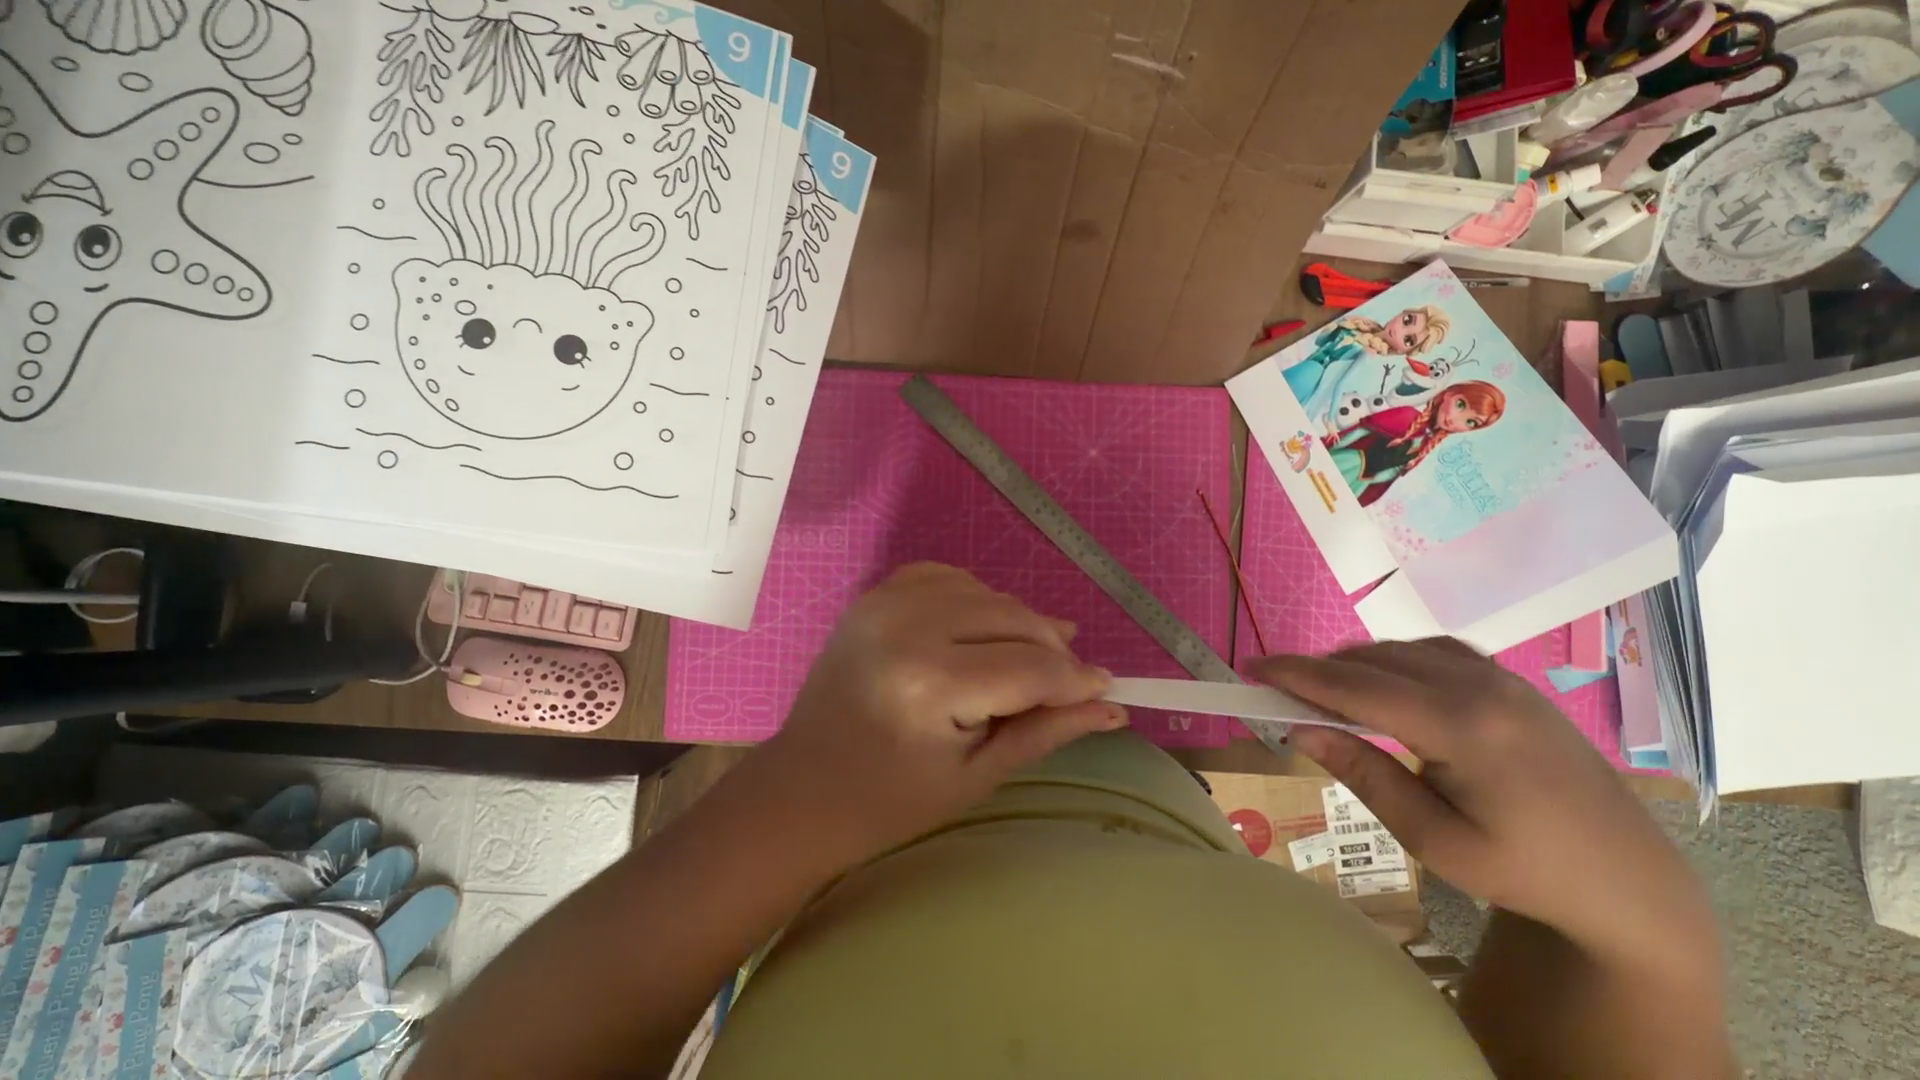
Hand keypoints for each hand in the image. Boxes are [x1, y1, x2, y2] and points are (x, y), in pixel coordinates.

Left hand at [752, 563, 1125, 859]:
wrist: (803, 789)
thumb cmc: (891, 802)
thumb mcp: (977, 776)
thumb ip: (1046, 731)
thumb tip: (1111, 706)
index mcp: (932, 685)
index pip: (1031, 667)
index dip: (1075, 679)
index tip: (1104, 690)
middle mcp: (908, 628)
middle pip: (1014, 619)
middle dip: (1052, 650)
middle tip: (1069, 683)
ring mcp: (885, 604)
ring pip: (986, 594)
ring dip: (1017, 623)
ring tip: (1027, 663)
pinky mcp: (873, 597)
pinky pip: (946, 578)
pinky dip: (976, 599)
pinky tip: (982, 630)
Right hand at [1252, 640, 1714, 974]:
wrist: (1626, 876)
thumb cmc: (1524, 871)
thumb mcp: (1434, 839)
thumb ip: (1365, 775)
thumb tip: (1302, 730)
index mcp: (1462, 728)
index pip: (1358, 687)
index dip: (1297, 674)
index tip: (1250, 668)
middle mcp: (1482, 687)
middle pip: (1376, 661)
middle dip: (1318, 669)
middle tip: (1274, 689)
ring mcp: (1504, 680)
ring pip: (1404, 650)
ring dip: (1356, 664)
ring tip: (1320, 693)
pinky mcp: (1514, 684)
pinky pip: (1437, 653)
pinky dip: (1395, 660)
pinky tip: (1383, 686)